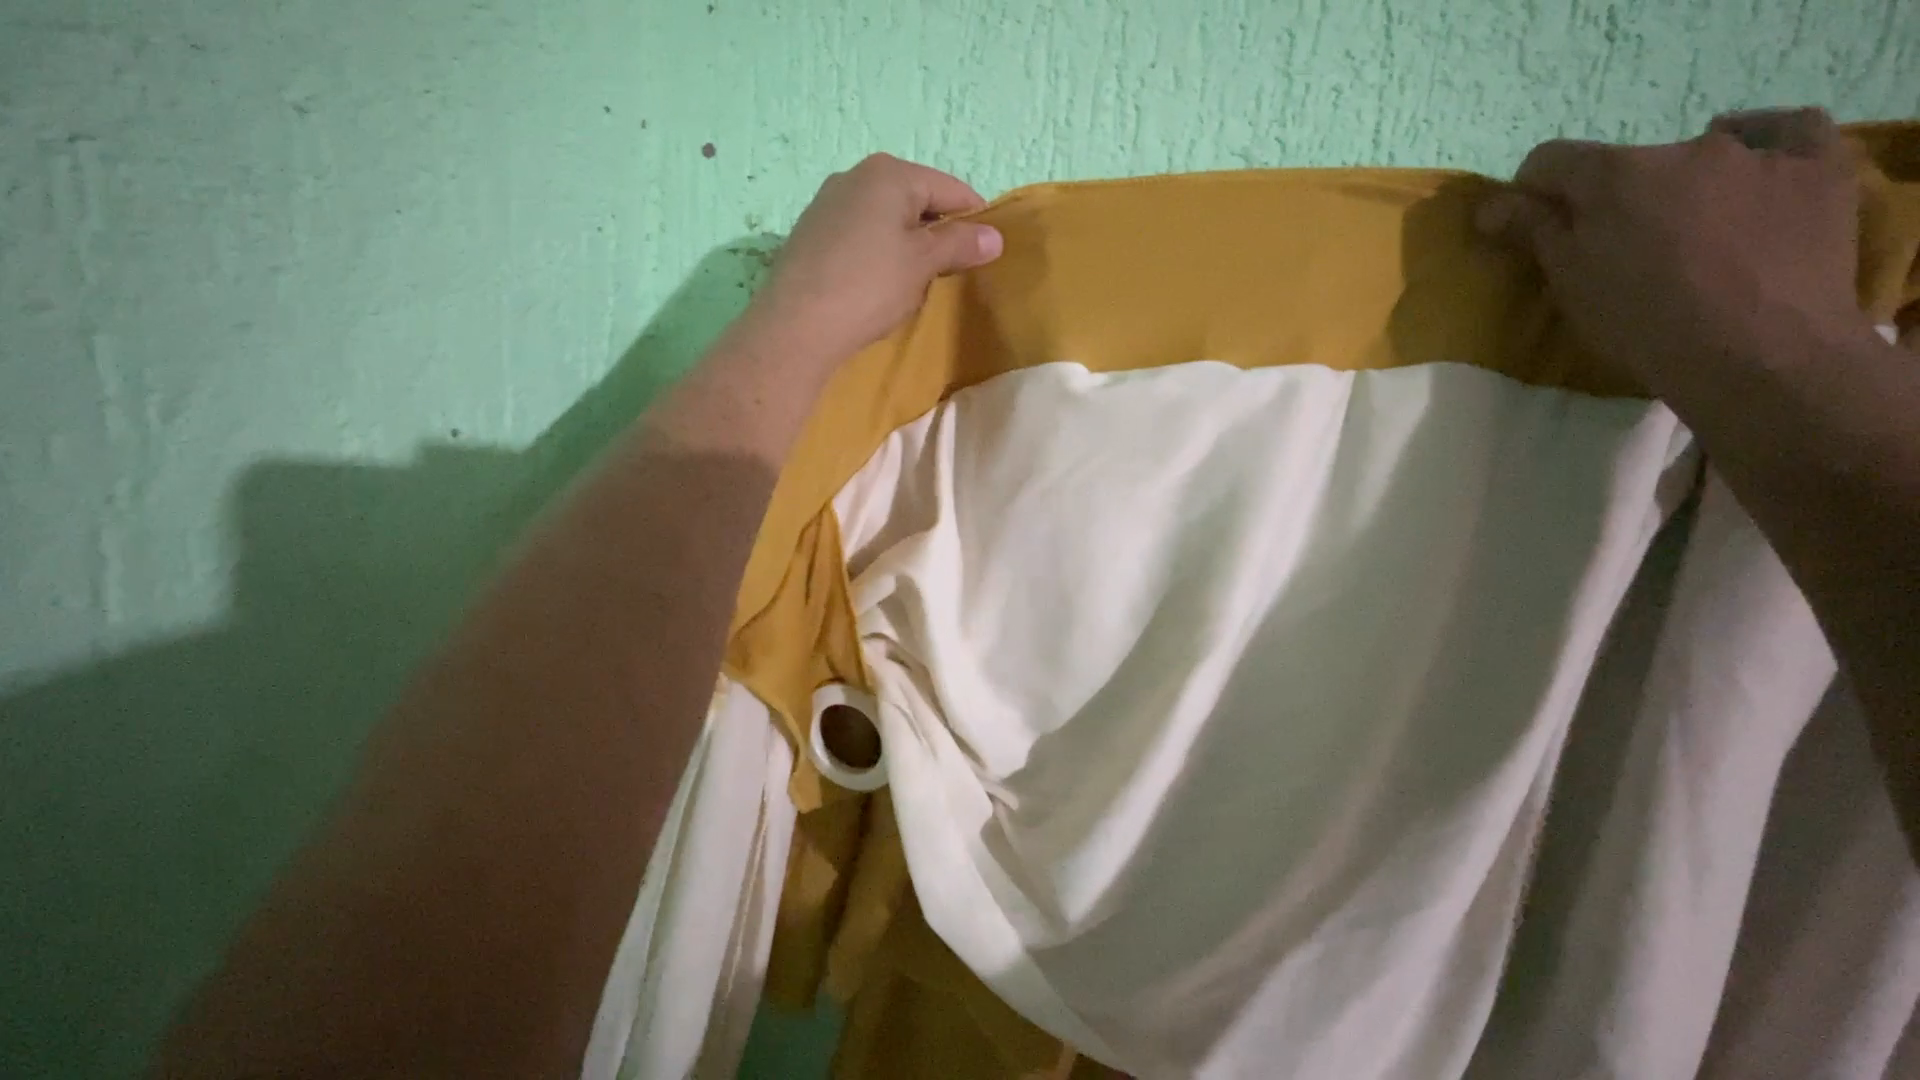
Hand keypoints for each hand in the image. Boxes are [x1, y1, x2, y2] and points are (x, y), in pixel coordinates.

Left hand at [751, 153, 1003, 364]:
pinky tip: (877, 284)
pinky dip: (878, 252)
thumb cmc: (869, 286)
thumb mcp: (923, 264)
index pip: (949, 188)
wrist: (796, 325)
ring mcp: (828, 203)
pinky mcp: (810, 233)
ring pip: (886, 217)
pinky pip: (860, 234)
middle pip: (915, 199)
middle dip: (937, 231)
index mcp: (889, 173)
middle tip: (949, 272)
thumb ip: (960, 244)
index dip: (974, 218)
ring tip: (913, 282)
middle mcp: (856, 176)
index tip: (987, 251)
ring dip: (907, 244)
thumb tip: (994, 237)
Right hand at [1476, 107, 1871, 396]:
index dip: (1533, 192)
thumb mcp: (1572, 284)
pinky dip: (1764, 143)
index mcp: (1613, 176)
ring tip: (1691, 232)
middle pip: (1627, 164)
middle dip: (1614, 199)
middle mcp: (1683, 148)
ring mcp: (1757, 153)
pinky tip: (1752, 169)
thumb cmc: (1645, 324)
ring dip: (1683, 184)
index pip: (1550, 161)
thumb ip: (1533, 232)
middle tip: (1621, 250)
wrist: (1759, 354)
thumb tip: (1493, 204)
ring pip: (1701, 153)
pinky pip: (1788, 132)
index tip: (1534, 227)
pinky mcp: (1818, 166)